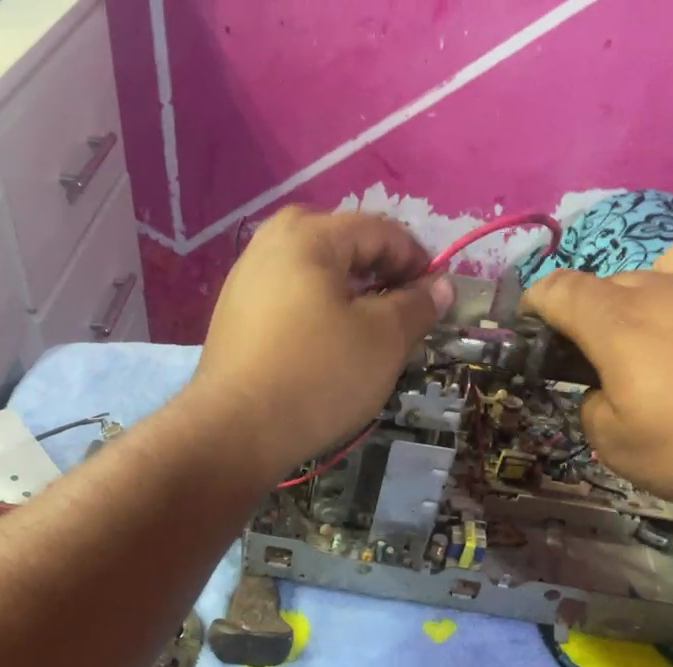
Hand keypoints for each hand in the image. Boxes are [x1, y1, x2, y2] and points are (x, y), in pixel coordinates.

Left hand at [188, 208, 453, 478]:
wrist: (235, 431)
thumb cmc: (318, 376)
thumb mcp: (384, 340)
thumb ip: (417, 305)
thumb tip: (441, 286)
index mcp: (309, 235)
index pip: (379, 229)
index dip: (416, 259)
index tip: (435, 295)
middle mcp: (269, 243)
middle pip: (341, 244)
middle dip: (377, 272)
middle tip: (399, 310)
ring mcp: (244, 281)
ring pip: (311, 274)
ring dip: (346, 294)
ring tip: (366, 333)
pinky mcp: (232, 318)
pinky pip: (286, 301)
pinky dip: (314, 313)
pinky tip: (324, 349)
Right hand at [523, 238, 672, 509]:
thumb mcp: (622, 450)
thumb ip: (594, 412)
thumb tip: (604, 393)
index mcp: (619, 322)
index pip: (559, 289)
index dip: (537, 303)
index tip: (533, 325)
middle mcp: (666, 287)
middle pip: (612, 282)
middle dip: (596, 314)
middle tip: (608, 362)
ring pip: (669, 270)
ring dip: (653, 295)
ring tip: (668, 335)